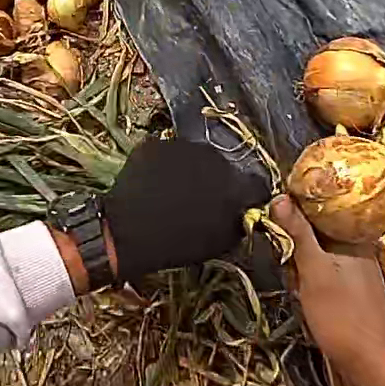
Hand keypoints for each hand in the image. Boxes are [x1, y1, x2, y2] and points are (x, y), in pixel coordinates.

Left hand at [95, 138, 270, 282]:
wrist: (129, 231)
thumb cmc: (178, 243)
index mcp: (236, 183)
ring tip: (172, 190)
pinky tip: (154, 182)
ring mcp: (184, 145)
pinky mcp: (157, 142)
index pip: (255, 184)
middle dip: (216, 180)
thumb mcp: (220, 241)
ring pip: (194, 156)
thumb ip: (238, 220)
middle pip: (223, 166)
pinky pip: (167, 152)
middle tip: (199, 199)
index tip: (236, 206)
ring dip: (190, 169)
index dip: (247, 195)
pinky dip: (164, 165)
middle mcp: (215, 157)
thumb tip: (244, 211)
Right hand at [268, 194, 384, 378]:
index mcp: (353, 234)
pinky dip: (309, 282)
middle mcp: (357, 247)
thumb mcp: (314, 269)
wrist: (375, 367)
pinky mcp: (350, 289)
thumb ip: (297, 232)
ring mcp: (355, 269)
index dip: (295, 211)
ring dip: (300, 267)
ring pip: (315, 254)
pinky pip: (322, 273)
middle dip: (295, 245)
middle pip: (315, 230)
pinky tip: (305, 298)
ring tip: (297, 286)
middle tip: (289, 265)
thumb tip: (279, 196)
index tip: (276, 222)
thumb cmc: (344, 315)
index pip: (320, 206)